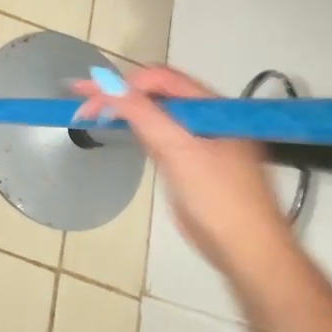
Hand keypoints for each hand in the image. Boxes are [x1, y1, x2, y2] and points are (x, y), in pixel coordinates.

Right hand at [74, 66, 292, 275]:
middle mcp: (208, 119)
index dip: (125, 82)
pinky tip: (119, 128)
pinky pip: (160, 133)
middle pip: (158, 93)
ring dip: (124, 109)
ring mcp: (201, 141)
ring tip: (90, 113)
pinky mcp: (191, 161)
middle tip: (83, 104)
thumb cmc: (218, 198)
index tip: (90, 94)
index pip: (163, 79)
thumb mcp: (177, 150)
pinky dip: (136, 127)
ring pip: (156, 113)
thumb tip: (103, 80)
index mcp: (214, 109)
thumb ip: (141, 113)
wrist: (248, 252)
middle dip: (119, 94)